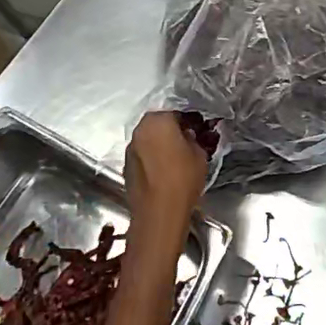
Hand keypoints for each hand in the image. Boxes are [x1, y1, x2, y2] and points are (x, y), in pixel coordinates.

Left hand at [123, 112, 207, 233]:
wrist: (159, 211)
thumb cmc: (182, 179)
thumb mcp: (199, 155)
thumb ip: (192, 139)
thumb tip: (187, 136)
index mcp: (158, 121)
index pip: (175, 113)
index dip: (187, 122)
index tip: (195, 132)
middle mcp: (140, 129)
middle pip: (157, 124)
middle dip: (170, 131)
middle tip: (185, 144)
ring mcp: (130, 147)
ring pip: (147, 139)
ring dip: (158, 144)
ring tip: (174, 159)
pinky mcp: (125, 165)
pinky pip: (141, 155)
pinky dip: (150, 158)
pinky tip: (162, 172)